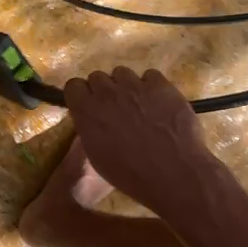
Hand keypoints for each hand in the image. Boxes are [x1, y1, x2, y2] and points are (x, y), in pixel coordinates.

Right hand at [63, 67, 218, 221]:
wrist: (173, 173)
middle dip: (104, 90)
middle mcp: (107, 93)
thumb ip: (89, 128)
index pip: (73, 85)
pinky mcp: (160, 85)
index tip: (89, 105)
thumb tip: (92, 118)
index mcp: (87, 110)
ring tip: (139, 104)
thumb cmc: (130, 173)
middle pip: (98, 77)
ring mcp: (134, 86)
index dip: (82, 95)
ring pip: (123, 73)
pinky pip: (150, 75)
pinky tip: (159, 103)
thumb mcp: (96, 155)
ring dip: (127, 86)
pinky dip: (152, 87)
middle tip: (116, 108)